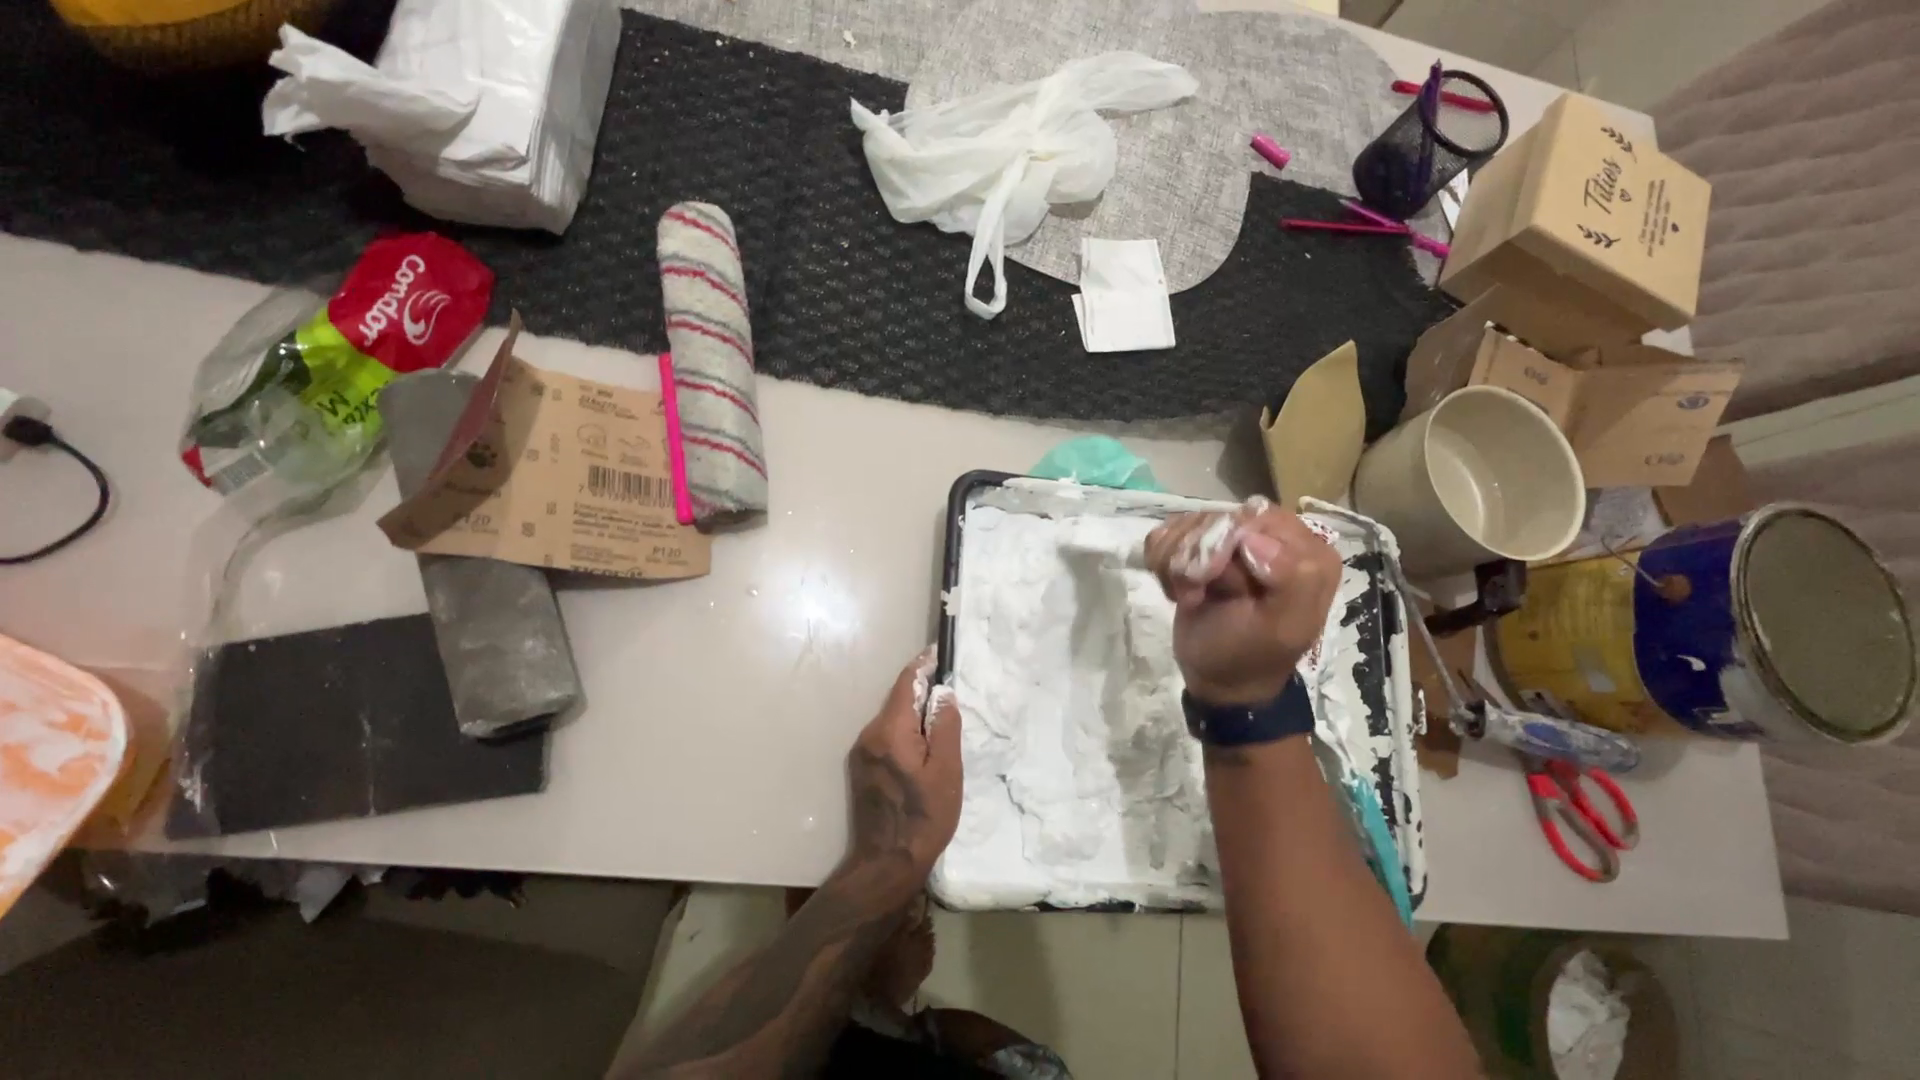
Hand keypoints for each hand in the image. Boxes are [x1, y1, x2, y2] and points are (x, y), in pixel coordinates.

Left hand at [844, 649, 963, 899]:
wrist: (887, 863)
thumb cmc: (924, 818)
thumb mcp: (946, 771)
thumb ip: (944, 727)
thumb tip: (944, 695)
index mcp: (889, 731)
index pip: (906, 684)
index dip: (923, 666)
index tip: (940, 654)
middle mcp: (869, 735)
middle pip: (898, 701)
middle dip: (924, 694)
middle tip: (952, 696)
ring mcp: (862, 753)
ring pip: (893, 720)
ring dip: (915, 717)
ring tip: (943, 725)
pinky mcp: (862, 768)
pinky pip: (887, 738)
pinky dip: (906, 734)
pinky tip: (925, 749)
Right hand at [1145, 501, 1341, 704]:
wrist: (1219, 681)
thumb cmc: (1251, 656)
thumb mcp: (1281, 627)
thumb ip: (1290, 578)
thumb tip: (1255, 538)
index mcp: (1308, 552)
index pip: (1254, 519)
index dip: (1223, 546)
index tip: (1208, 583)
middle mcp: (1277, 537)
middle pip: (1218, 517)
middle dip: (1194, 555)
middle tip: (1194, 593)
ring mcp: (1237, 540)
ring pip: (1190, 522)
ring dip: (1175, 561)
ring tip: (1187, 595)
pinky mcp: (1205, 547)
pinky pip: (1172, 531)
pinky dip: (1164, 559)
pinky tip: (1177, 588)